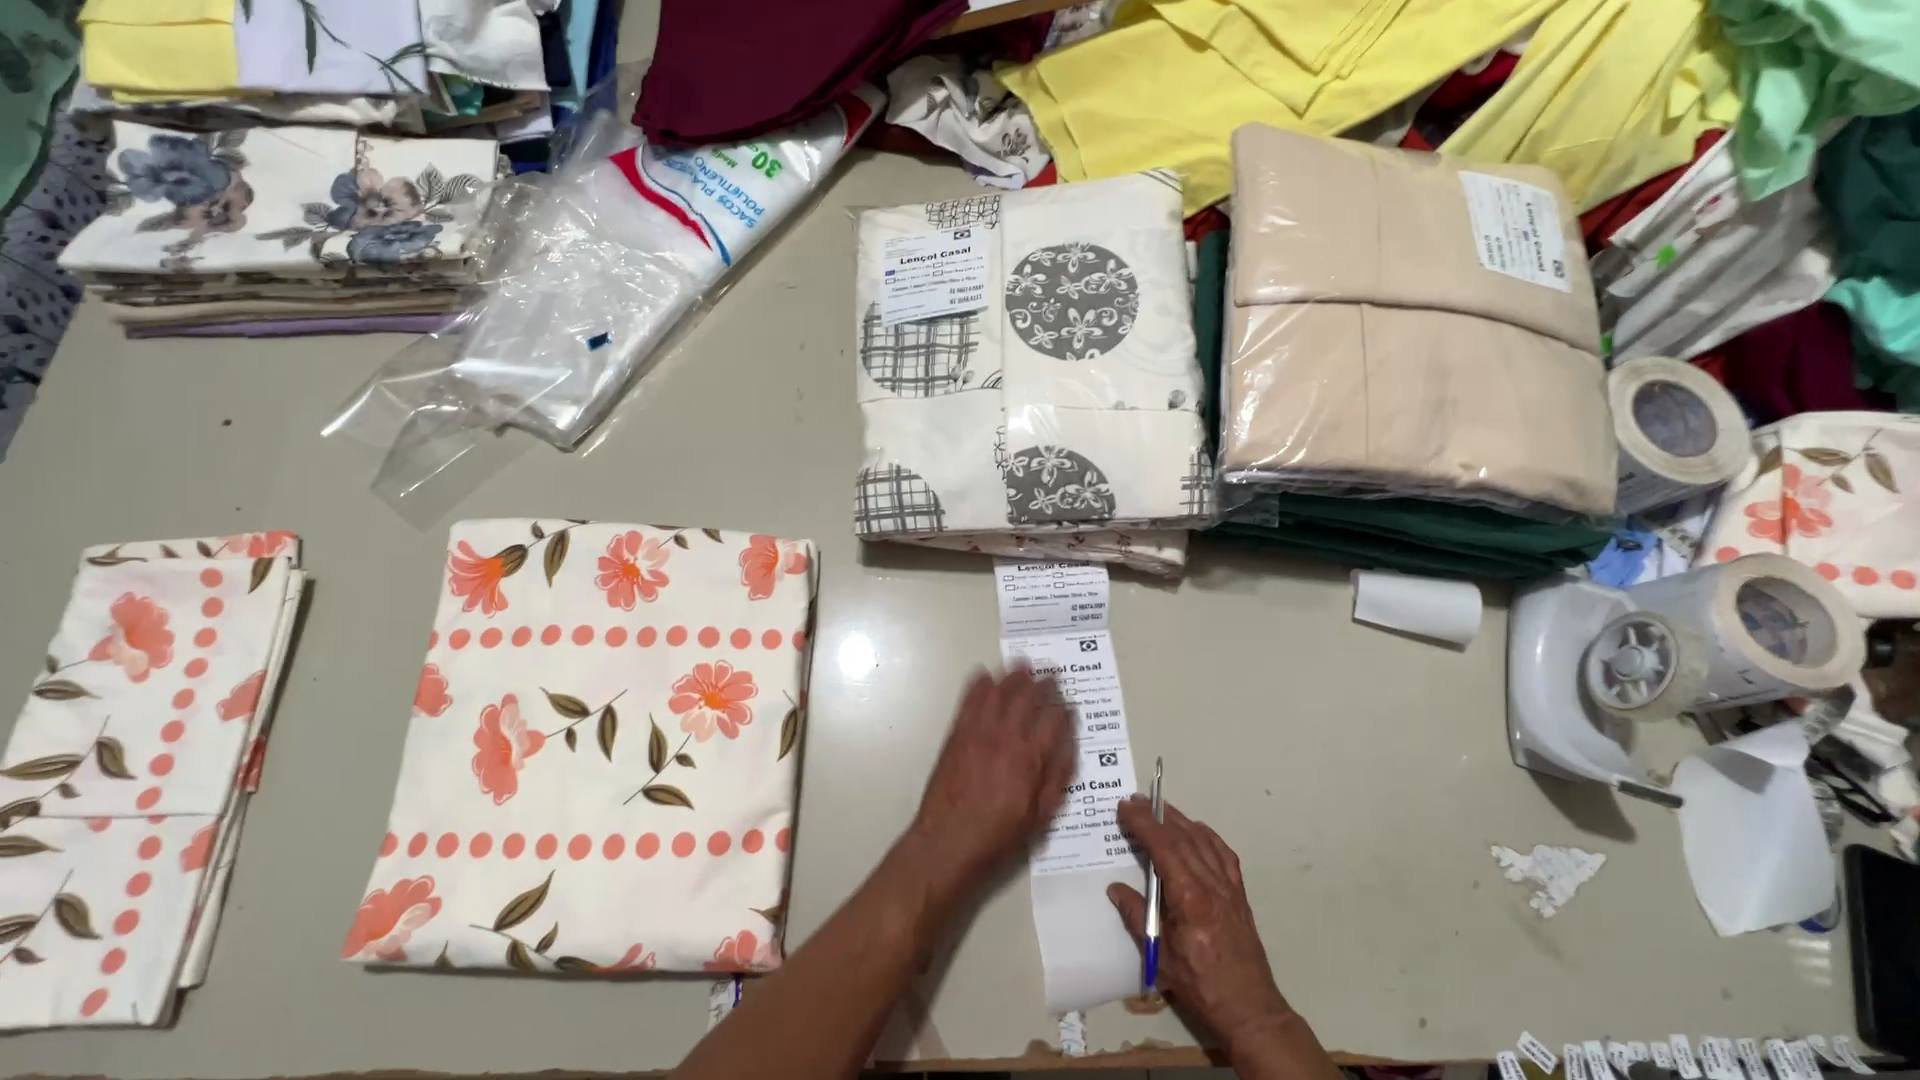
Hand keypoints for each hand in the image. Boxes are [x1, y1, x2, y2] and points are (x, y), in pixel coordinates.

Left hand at [906, 667, 1074, 893]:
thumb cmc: (998, 835)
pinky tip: (985, 676)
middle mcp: (1007, 738)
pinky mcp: (957, 735)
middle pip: (1028, 698)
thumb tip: (1069, 749)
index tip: (1068, 704)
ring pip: (999, 693)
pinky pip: (969, 702)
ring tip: (1023, 665)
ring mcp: (979, 733)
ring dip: (1013, 676)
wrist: (949, 840)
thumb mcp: (1041, 816)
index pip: (1054, 719)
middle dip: (1042, 683)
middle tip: (1051, 673)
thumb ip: (1057, 779)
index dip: (1064, 709)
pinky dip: (979, 685)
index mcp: (1031, 757)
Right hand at [1108, 799, 1293, 1052]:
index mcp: (1190, 898)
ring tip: (1160, 809)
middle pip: (1183, 838)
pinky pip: (1224, 855)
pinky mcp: (1239, 895)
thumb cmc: (1200, 985)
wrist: (1250, 1009)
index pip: (1164, 847)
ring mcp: (1229, 888)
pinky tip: (1197, 831)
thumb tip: (1115, 888)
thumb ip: (1137, 916)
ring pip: (1204, 842)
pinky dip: (1208, 837)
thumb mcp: (1160, 956)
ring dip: (1180, 821)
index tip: (1126, 807)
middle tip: (1135, 802)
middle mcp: (1211, 886)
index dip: (1144, 823)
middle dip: (1157, 816)